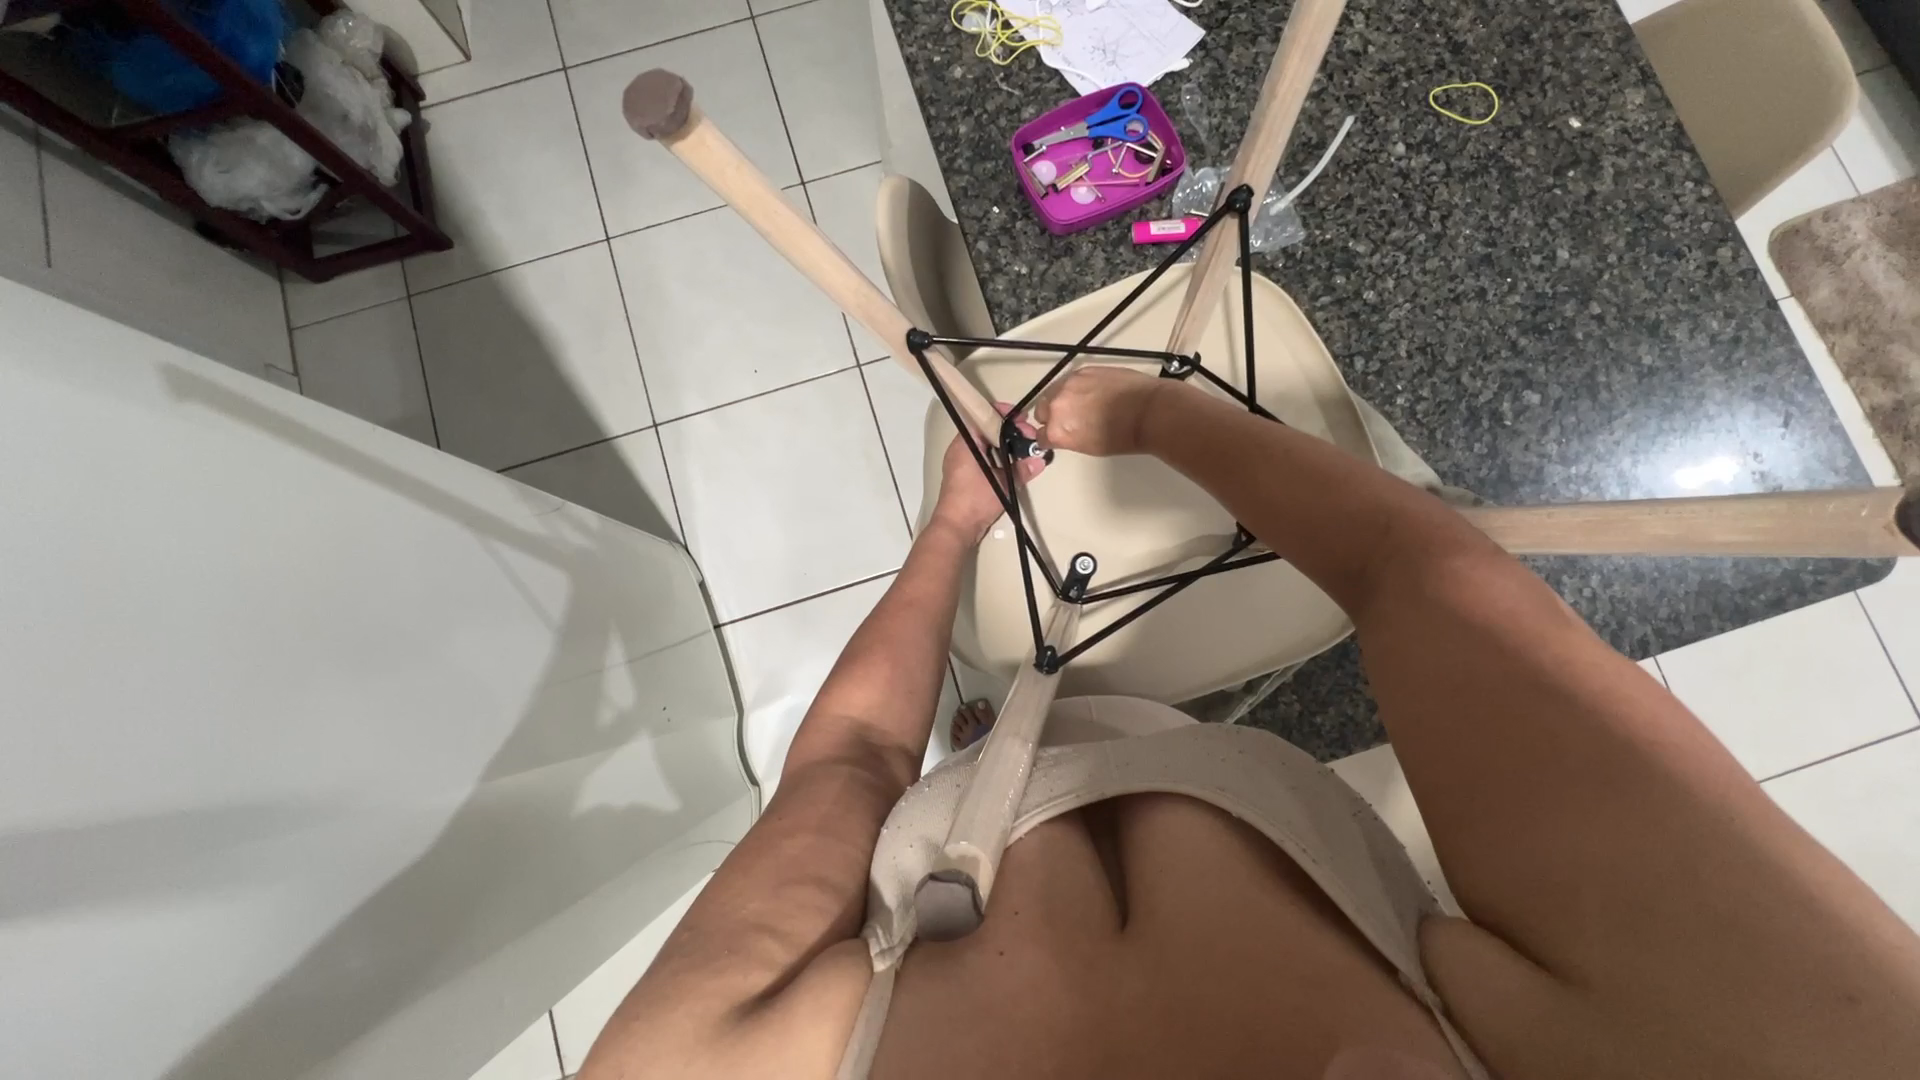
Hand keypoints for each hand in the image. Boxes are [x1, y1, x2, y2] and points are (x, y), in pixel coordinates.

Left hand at [928, 403, 1045, 542]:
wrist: (955, 528)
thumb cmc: (974, 501)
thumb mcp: (1003, 484)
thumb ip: (1022, 470)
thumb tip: (1040, 460)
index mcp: (965, 444)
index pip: (983, 416)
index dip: (1003, 413)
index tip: (1021, 417)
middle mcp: (961, 449)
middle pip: (986, 429)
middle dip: (1009, 430)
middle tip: (1029, 436)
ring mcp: (961, 462)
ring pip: (985, 444)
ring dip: (1004, 443)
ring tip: (1025, 448)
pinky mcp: (965, 475)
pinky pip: (983, 457)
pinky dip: (998, 456)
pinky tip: (1013, 463)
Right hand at [1033, 366, 1175, 456]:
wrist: (1148, 411)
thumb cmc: (1122, 437)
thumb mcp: (1088, 446)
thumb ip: (1068, 436)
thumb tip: (1066, 430)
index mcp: (1057, 430)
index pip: (1041, 435)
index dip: (1050, 437)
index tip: (1056, 437)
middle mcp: (1056, 405)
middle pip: (1041, 410)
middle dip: (1051, 415)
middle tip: (1069, 419)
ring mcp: (1069, 384)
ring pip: (1053, 391)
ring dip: (1062, 398)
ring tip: (1081, 403)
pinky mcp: (1083, 370)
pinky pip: (1071, 380)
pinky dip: (1076, 387)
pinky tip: (1092, 392)